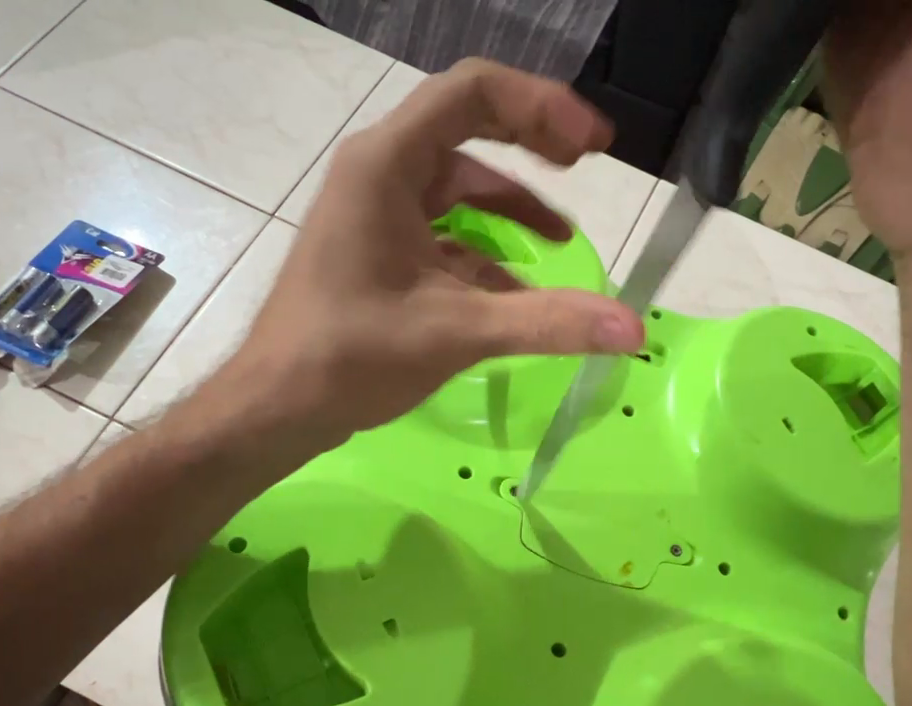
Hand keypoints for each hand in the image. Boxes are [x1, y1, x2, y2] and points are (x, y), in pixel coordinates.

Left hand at [207, 59, 644, 447]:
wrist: (278, 405)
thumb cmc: (352, 356)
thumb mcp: (458, 332)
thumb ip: (548, 323)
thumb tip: (632, 328)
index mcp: (388, 164)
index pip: (473, 93)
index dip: (542, 109)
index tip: (594, 150)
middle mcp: (379, 173)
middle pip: (467, 130)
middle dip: (532, 146)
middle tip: (588, 164)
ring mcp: (375, 213)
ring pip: (456, 190)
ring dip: (511, 208)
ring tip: (563, 242)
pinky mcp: (377, 252)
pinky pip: (441, 236)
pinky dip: (483, 255)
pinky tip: (516, 294)